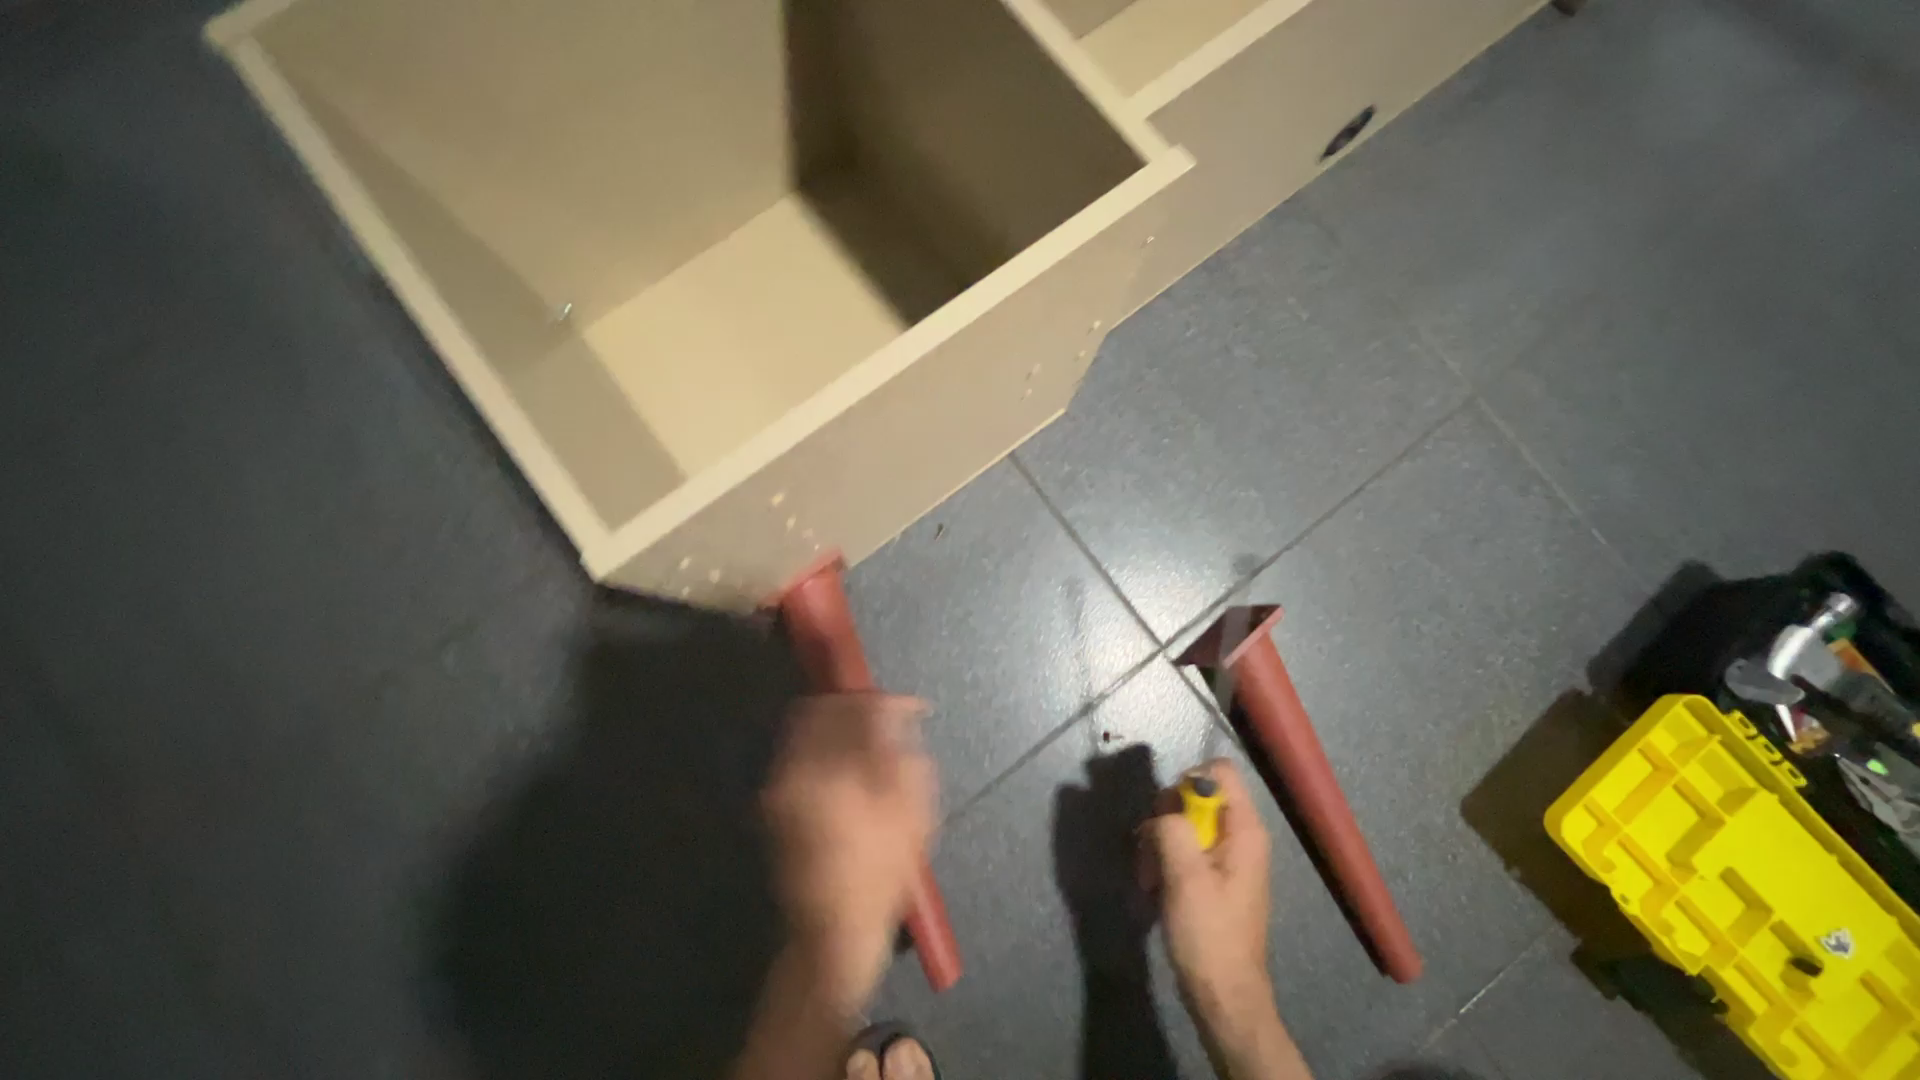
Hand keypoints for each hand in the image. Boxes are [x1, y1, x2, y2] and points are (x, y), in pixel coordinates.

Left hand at [762, 693, 936, 1012]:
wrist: (834, 930)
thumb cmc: (882, 873)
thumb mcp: (911, 812)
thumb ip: (906, 752)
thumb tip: (899, 713)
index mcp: (832, 768)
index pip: (856, 706)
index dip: (887, 700)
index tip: (912, 707)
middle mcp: (796, 769)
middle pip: (822, 709)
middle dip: (856, 705)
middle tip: (887, 717)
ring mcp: (779, 786)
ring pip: (807, 729)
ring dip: (839, 723)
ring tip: (872, 741)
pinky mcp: (774, 802)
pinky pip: (799, 755)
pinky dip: (825, 748)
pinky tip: (851, 767)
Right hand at [1146, 759, 1272, 1023]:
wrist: (1223, 996)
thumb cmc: (1208, 934)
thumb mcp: (1185, 875)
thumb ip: (1172, 827)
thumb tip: (1163, 808)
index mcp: (1244, 830)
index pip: (1219, 772)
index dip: (1187, 782)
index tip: (1166, 813)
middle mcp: (1240, 836)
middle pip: (1195, 797)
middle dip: (1164, 818)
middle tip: (1151, 851)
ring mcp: (1226, 858)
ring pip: (1183, 824)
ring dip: (1158, 843)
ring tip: (1149, 877)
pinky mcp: (1212, 878)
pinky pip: (1183, 849)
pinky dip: (1164, 862)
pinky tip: (1153, 887)